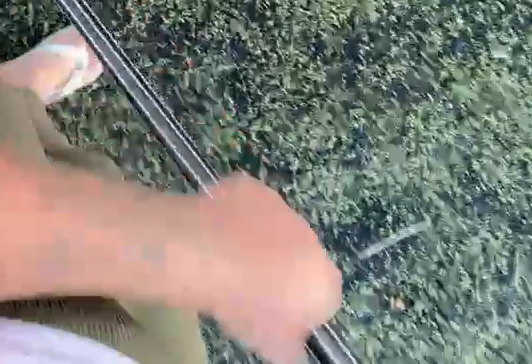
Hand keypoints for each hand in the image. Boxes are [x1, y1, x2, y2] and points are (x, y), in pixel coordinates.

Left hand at [187, 174, 343, 363]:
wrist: (206, 253)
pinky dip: (234, 210)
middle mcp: (311, 238)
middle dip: (279, 267)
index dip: (295, 305)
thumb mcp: (275, 347)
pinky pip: (246, 200)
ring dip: (258, 236)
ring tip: (225, 252)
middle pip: (299, 255)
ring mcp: (278, 205)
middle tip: (247, 282)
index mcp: (325, 281)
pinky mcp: (248, 185)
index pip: (321, 297)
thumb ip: (292, 345)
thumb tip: (291, 344)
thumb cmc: (244, 304)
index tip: (271, 311)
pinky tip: (214, 225)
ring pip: (273, 225)